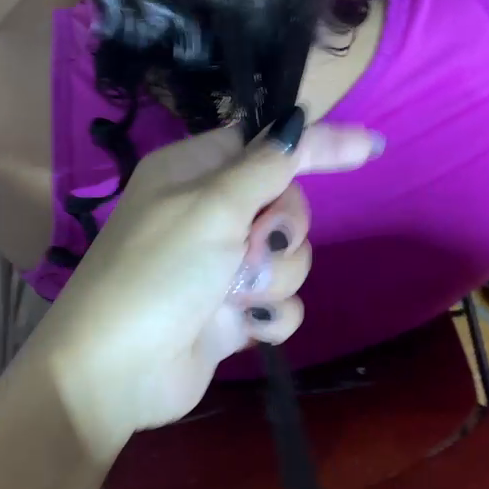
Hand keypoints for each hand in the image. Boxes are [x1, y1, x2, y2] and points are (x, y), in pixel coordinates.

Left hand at [20, 110, 380, 451]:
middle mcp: (211, 213)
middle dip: (282, 231)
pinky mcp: (234, 312)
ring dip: (271, 279)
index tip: (370, 146)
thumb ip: (266, 163)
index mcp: (195, 172)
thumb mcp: (211, 206)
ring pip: (291, 258)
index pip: (269, 144)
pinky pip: (282, 303)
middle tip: (251, 247)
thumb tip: (299, 118)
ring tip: (233, 296)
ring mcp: (224, 267)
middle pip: (287, 204)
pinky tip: (242, 328)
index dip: (316, 145)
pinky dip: (268, 316)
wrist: (117, 370)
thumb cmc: (158, 272)